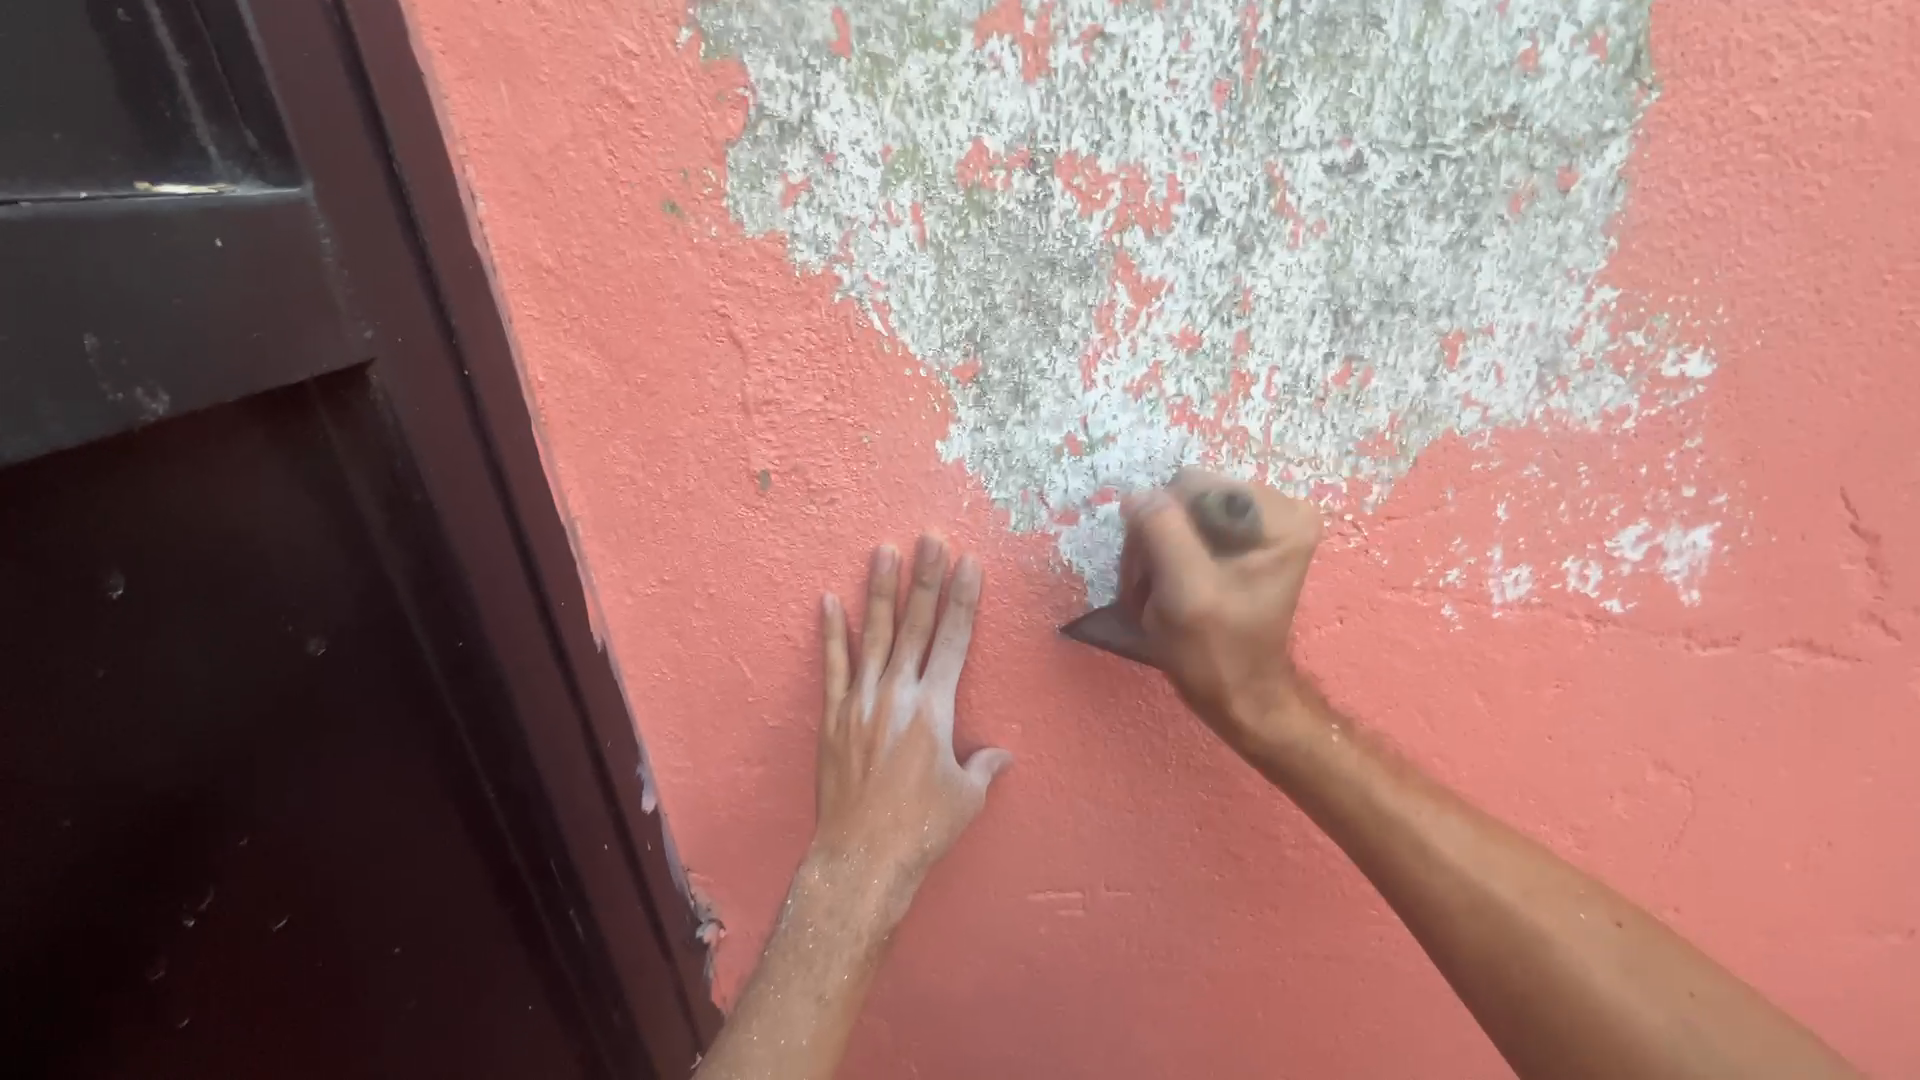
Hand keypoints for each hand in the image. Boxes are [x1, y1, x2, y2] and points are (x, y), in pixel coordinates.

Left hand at [810, 534, 1012, 922]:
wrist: (863, 858)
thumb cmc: (922, 829)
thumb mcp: (966, 798)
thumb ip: (984, 766)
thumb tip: (1001, 754)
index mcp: (935, 708)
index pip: (955, 639)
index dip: (963, 599)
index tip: (969, 563)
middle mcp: (898, 694)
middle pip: (916, 625)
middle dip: (927, 578)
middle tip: (931, 538)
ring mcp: (861, 702)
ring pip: (873, 635)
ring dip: (880, 590)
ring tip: (884, 550)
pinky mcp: (834, 717)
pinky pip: (833, 667)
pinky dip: (831, 634)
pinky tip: (828, 601)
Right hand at [1119, 468, 1322, 749]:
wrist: (1237, 695)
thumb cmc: (1216, 652)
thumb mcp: (1187, 591)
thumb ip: (1164, 533)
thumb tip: (1138, 494)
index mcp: (1282, 516)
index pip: (1193, 486)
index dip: (1162, 525)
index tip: (1153, 575)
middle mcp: (1278, 509)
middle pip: (1186, 497)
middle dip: (1157, 540)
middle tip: (1149, 588)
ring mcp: (1259, 524)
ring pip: (1178, 513)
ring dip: (1155, 552)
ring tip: (1154, 594)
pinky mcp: (1242, 541)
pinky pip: (1185, 528)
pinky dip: (1164, 558)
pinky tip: (1164, 588)